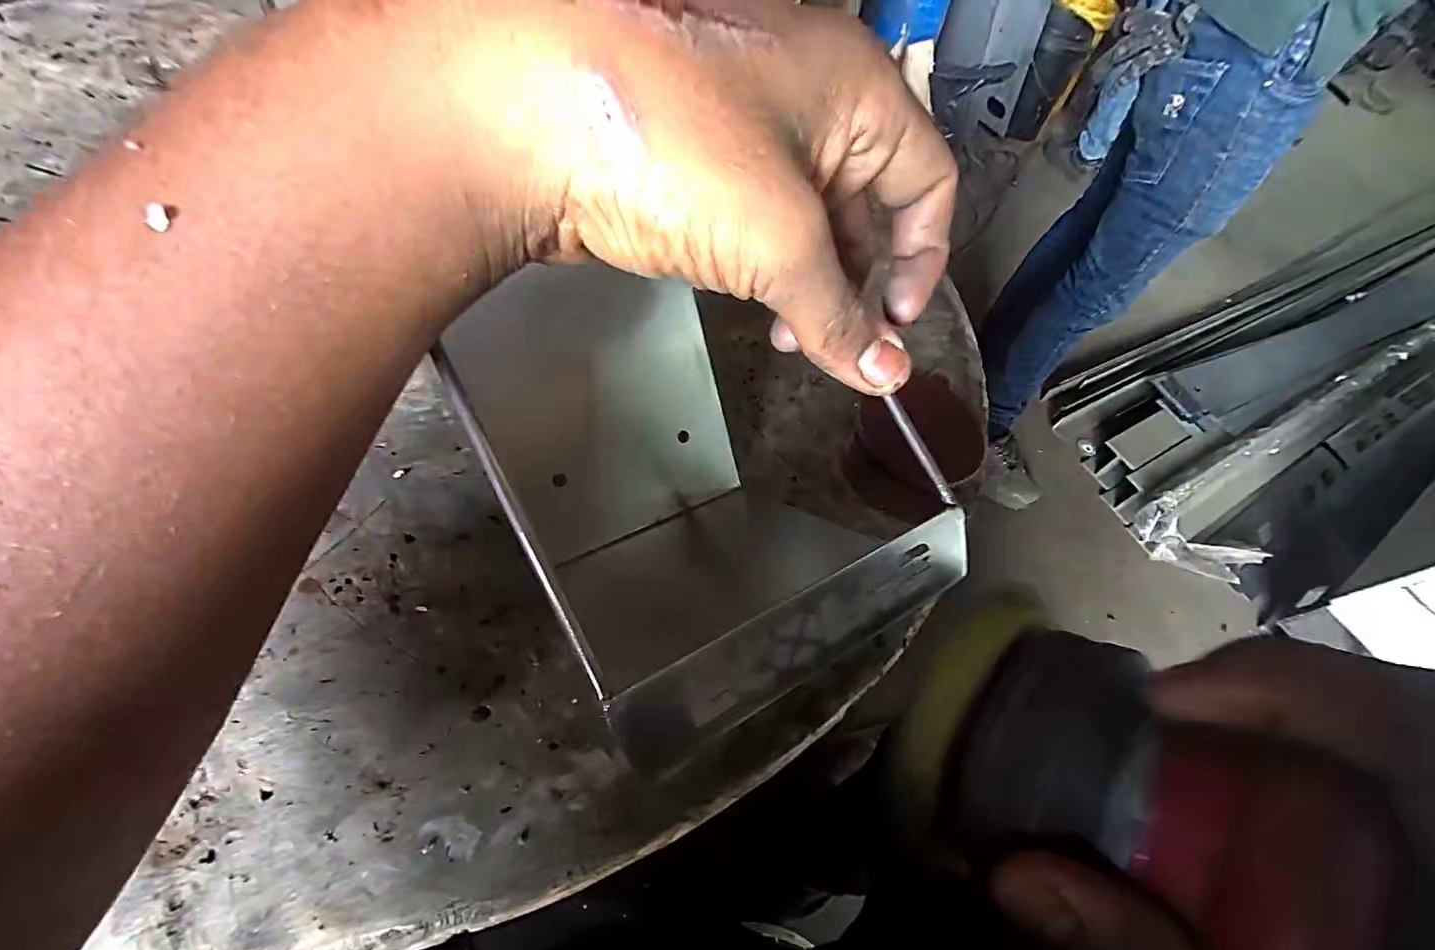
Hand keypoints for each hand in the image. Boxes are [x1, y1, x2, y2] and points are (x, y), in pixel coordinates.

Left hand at [444, 0, 955, 393]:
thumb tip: (888, 377)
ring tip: (792, 334)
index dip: (924, 259)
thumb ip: (840, 316)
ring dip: (815, 286)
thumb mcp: (778, 243)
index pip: (929, 181)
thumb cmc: (669, 145)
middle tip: (842, 343)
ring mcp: (749, 120)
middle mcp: (809, 92)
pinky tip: (756, 304)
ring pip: (814, 219)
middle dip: (861, 284)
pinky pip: (764, 218)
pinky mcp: (702, 156)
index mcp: (852, 86)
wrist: (505, 110)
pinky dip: (772, 268)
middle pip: (871, 207)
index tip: (895, 322)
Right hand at [991, 639, 1434, 949]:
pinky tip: (1264, 835)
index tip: (1167, 701)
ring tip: (1201, 762)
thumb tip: (1019, 876)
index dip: (1297, 683)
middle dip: (1285, 702)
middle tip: (1171, 722)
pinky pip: (1429, 815)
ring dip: (1302, 740)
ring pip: (1431, 764)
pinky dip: (1330, 792)